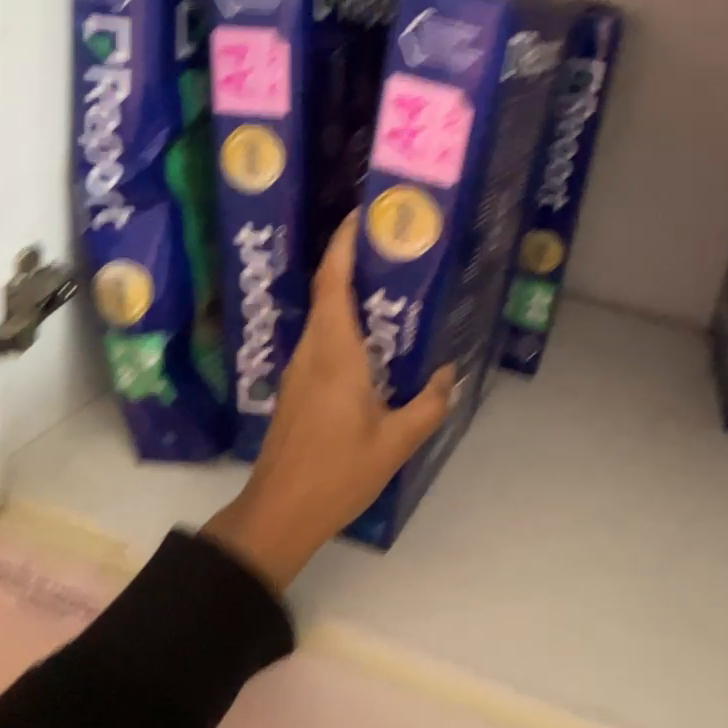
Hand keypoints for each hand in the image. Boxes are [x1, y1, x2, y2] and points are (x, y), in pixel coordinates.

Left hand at [202, 210, 453, 591]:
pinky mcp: (297, 388)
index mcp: (335, 354)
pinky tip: (372, 340)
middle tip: (393, 246)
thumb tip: (448, 373)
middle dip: (353, 261)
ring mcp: (300, 369)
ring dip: (348, 293)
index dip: (343, 245)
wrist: (280, 512)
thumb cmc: (338, 472)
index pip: (333, 283)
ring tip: (389, 286)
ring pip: (324, 317)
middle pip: (327, 292)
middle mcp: (313, 351)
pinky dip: (344, 324)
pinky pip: (322, 340)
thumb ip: (428, 403)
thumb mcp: (396, 442)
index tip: (361, 216)